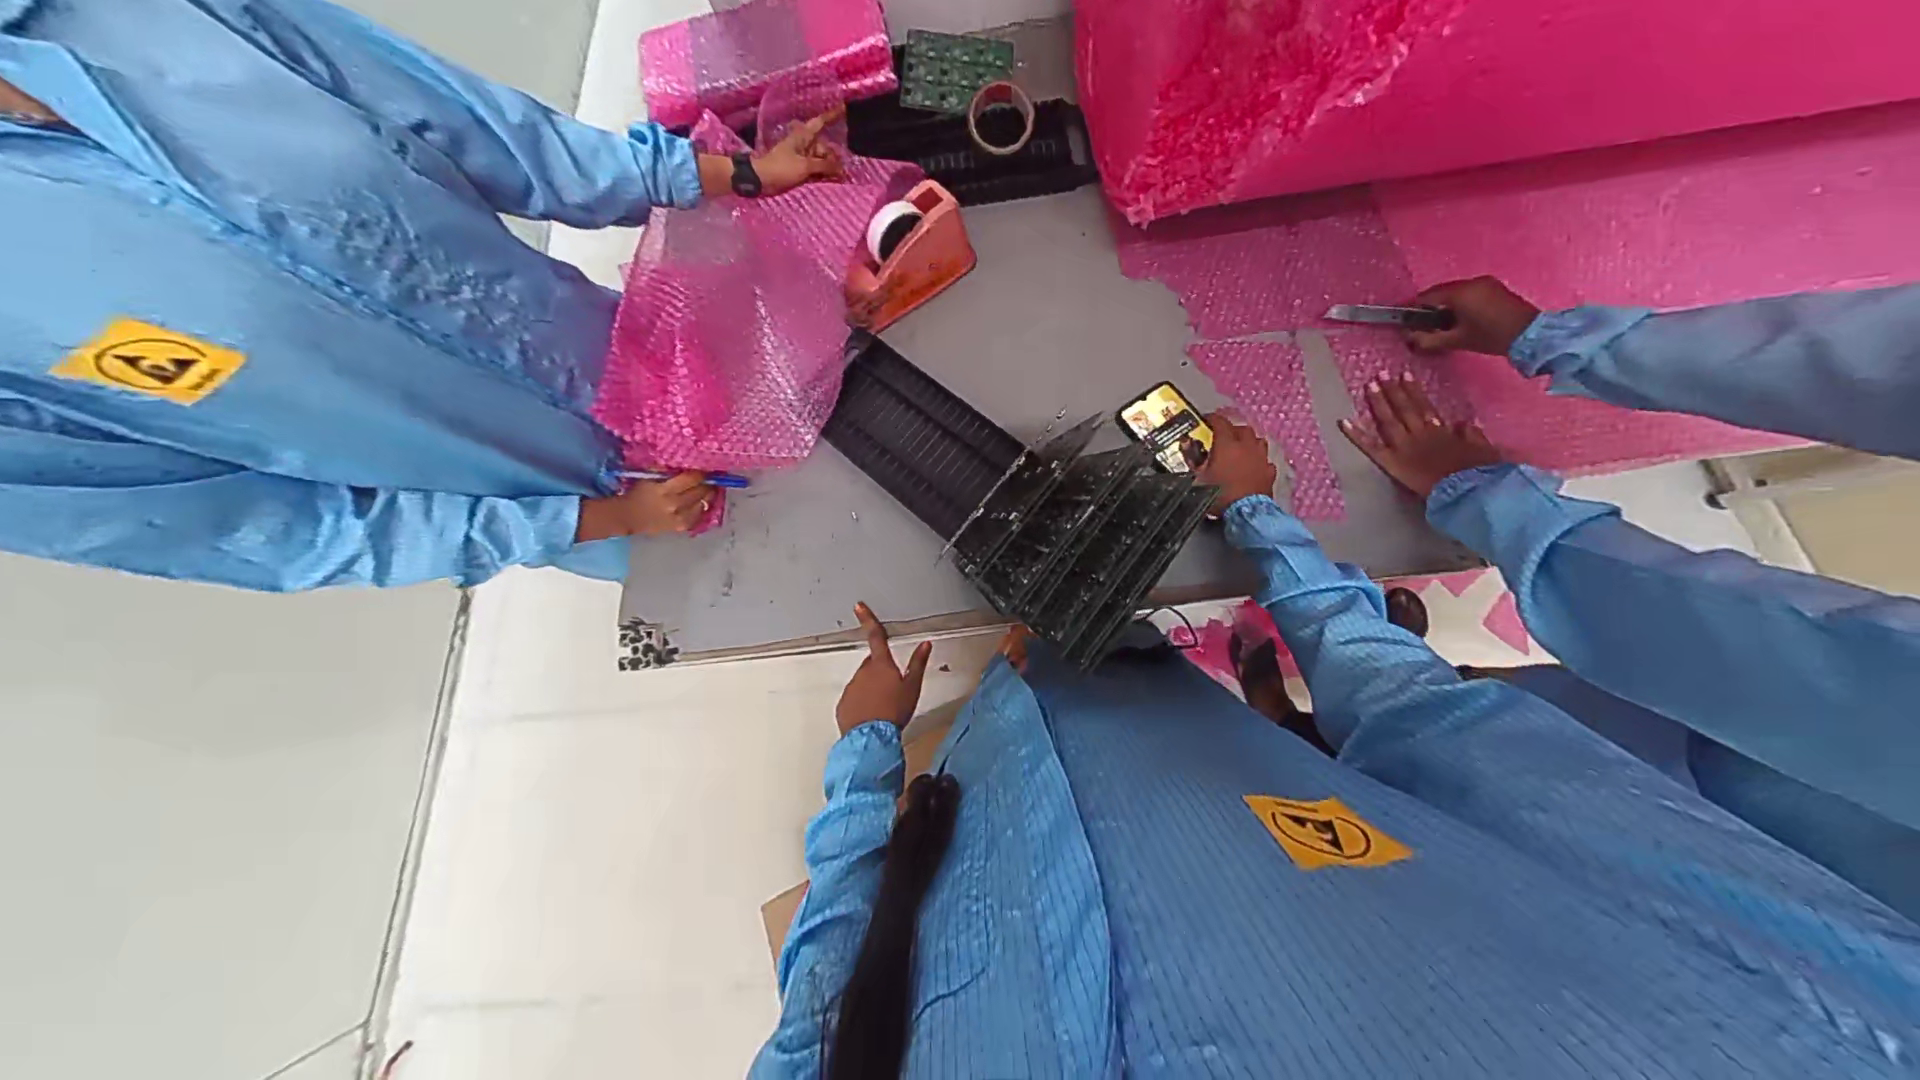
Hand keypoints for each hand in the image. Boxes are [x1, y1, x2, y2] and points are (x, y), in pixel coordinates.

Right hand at [574, 471, 714, 541]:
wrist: (627, 516)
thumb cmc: (637, 493)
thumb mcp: (648, 476)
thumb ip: (665, 469)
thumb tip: (684, 460)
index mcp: (665, 490)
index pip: (692, 478)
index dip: (701, 472)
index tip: (706, 468)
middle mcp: (675, 504)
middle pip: (701, 491)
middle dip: (707, 483)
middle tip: (711, 477)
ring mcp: (680, 518)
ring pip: (704, 504)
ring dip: (708, 495)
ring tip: (709, 488)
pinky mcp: (682, 527)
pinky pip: (699, 516)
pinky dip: (702, 507)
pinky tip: (700, 502)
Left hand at [754, 105, 847, 195]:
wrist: (762, 179)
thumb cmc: (782, 167)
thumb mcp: (805, 166)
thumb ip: (824, 166)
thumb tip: (841, 168)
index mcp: (803, 135)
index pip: (820, 122)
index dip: (831, 116)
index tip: (843, 108)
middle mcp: (804, 143)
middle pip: (823, 146)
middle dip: (833, 154)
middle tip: (843, 167)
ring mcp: (801, 156)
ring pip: (820, 158)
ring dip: (829, 166)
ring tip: (840, 176)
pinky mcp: (799, 168)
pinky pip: (815, 168)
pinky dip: (823, 173)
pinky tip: (832, 179)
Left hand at [836, 602, 933, 734]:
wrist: (872, 739)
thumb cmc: (894, 712)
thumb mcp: (912, 687)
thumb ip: (918, 663)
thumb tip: (925, 644)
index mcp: (881, 665)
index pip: (875, 636)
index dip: (868, 619)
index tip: (859, 606)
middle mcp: (862, 672)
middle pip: (872, 664)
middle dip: (880, 671)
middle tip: (892, 689)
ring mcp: (851, 688)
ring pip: (862, 681)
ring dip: (871, 688)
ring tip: (884, 706)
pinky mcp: (843, 704)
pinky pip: (854, 698)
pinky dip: (862, 703)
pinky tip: (872, 714)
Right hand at [1195, 411, 1277, 512]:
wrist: (1247, 512)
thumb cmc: (1219, 494)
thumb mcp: (1197, 479)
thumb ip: (1191, 460)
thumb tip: (1185, 445)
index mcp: (1227, 444)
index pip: (1220, 422)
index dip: (1211, 419)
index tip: (1204, 421)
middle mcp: (1246, 446)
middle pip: (1241, 428)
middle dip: (1231, 429)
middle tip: (1222, 436)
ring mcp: (1261, 458)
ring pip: (1257, 440)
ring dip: (1247, 442)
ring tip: (1239, 448)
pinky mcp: (1270, 471)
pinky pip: (1264, 459)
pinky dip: (1258, 460)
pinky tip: (1253, 466)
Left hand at [1339, 375, 1504, 498]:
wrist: (1471, 488)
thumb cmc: (1481, 472)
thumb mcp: (1483, 449)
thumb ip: (1472, 435)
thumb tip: (1464, 423)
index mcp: (1440, 431)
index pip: (1424, 406)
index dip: (1412, 391)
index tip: (1405, 376)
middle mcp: (1419, 434)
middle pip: (1403, 408)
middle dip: (1392, 390)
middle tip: (1380, 374)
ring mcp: (1403, 446)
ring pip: (1388, 420)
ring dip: (1378, 402)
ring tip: (1369, 385)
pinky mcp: (1391, 462)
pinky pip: (1370, 446)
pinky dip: (1356, 435)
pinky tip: (1343, 422)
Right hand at [1404, 276, 1541, 355]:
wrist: (1530, 334)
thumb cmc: (1489, 337)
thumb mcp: (1455, 341)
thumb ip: (1427, 339)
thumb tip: (1408, 336)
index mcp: (1460, 293)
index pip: (1426, 296)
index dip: (1411, 307)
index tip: (1401, 317)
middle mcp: (1471, 282)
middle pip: (1441, 292)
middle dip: (1428, 306)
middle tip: (1418, 323)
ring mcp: (1485, 283)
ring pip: (1454, 291)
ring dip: (1443, 304)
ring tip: (1437, 321)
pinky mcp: (1495, 287)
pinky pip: (1468, 292)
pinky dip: (1458, 302)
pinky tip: (1456, 317)